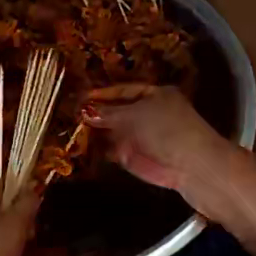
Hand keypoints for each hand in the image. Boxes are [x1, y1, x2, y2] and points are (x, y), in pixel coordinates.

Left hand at [0, 174, 40, 255]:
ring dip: (9, 223)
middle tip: (29, 228)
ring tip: (20, 241)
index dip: (20, 186)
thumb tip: (33, 185)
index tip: (32, 204)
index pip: (2, 175)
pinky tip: (5, 250)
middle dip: (16, 209)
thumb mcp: (17, 224)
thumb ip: (28, 200)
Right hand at [81, 85, 234, 194]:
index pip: (122, 90)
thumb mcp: (136, 114)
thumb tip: (84, 111)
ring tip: (65, 128)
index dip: (101, 93)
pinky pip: (108, 150)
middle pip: (113, 110)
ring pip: (109, 131)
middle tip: (66, 113)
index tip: (78, 97)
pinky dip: (93, 149)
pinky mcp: (130, 157)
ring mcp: (137, 136)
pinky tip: (75, 146)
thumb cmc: (167, 129)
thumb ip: (108, 112)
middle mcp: (144, 113)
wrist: (190, 165)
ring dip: (91, 131)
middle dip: (93, 113)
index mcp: (153, 95)